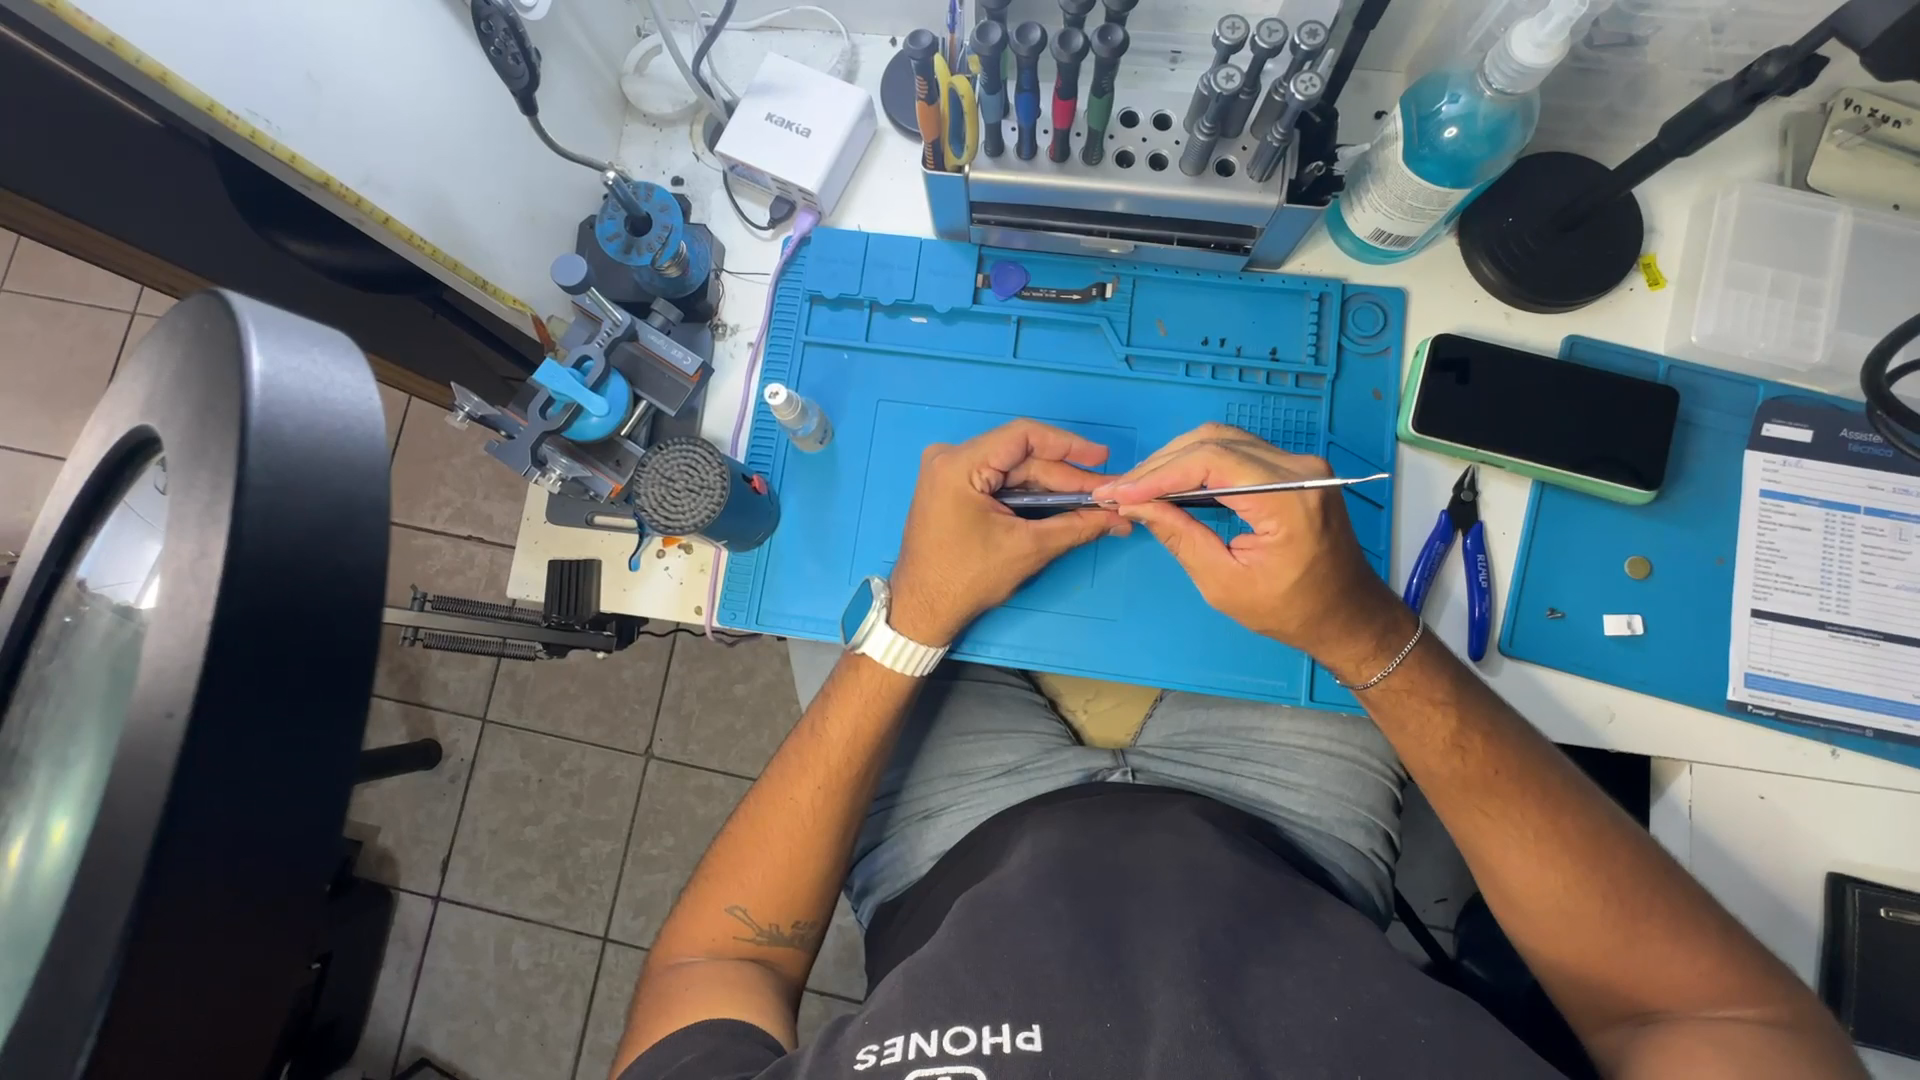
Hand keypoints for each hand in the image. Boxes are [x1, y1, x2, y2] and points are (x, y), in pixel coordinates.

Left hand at [889, 420, 1127, 646]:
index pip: (1023, 436)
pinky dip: (1031, 494)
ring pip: (1014, 471)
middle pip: (1022, 457)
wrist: (922, 610)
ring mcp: (949, 473)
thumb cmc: (965, 580)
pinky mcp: (954, 489)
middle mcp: (950, 458)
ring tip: (1094, 499)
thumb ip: (1076, 527)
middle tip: (1106, 492)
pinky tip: (1064, 502)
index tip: (1102, 459)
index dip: (1068, 445)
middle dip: (1066, 475)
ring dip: (1053, 486)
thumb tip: (1118, 517)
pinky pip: (1001, 483)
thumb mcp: (1027, 549)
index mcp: (959, 464)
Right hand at [1090, 424, 1414, 678]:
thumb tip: (1134, 505)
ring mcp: (1298, 464)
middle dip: (1160, 464)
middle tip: (1120, 491)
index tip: (1118, 493)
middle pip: (1213, 441)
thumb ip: (1179, 536)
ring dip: (1175, 461)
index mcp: (1288, 498)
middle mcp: (1298, 469)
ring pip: (1222, 440)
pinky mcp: (1292, 470)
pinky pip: (1236, 452)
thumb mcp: (1224, 583)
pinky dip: (1197, 464)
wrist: (1347, 614)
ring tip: (1138, 488)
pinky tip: (1170, 483)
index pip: (1211, 461)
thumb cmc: (1290, 610)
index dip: (1158, 474)